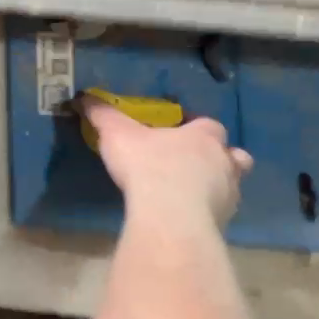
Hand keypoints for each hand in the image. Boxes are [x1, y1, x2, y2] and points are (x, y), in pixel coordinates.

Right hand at [84, 99, 253, 226]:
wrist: (170, 215)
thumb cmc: (147, 164)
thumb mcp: (114, 131)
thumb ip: (101, 113)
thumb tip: (84, 97)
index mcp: (203, 138)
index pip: (210, 124)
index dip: (195, 123)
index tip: (176, 126)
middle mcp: (225, 163)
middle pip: (234, 155)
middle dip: (219, 155)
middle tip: (193, 157)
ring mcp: (230, 195)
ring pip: (232, 183)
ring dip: (214, 181)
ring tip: (185, 183)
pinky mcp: (224, 220)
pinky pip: (219, 207)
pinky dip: (205, 204)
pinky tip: (181, 206)